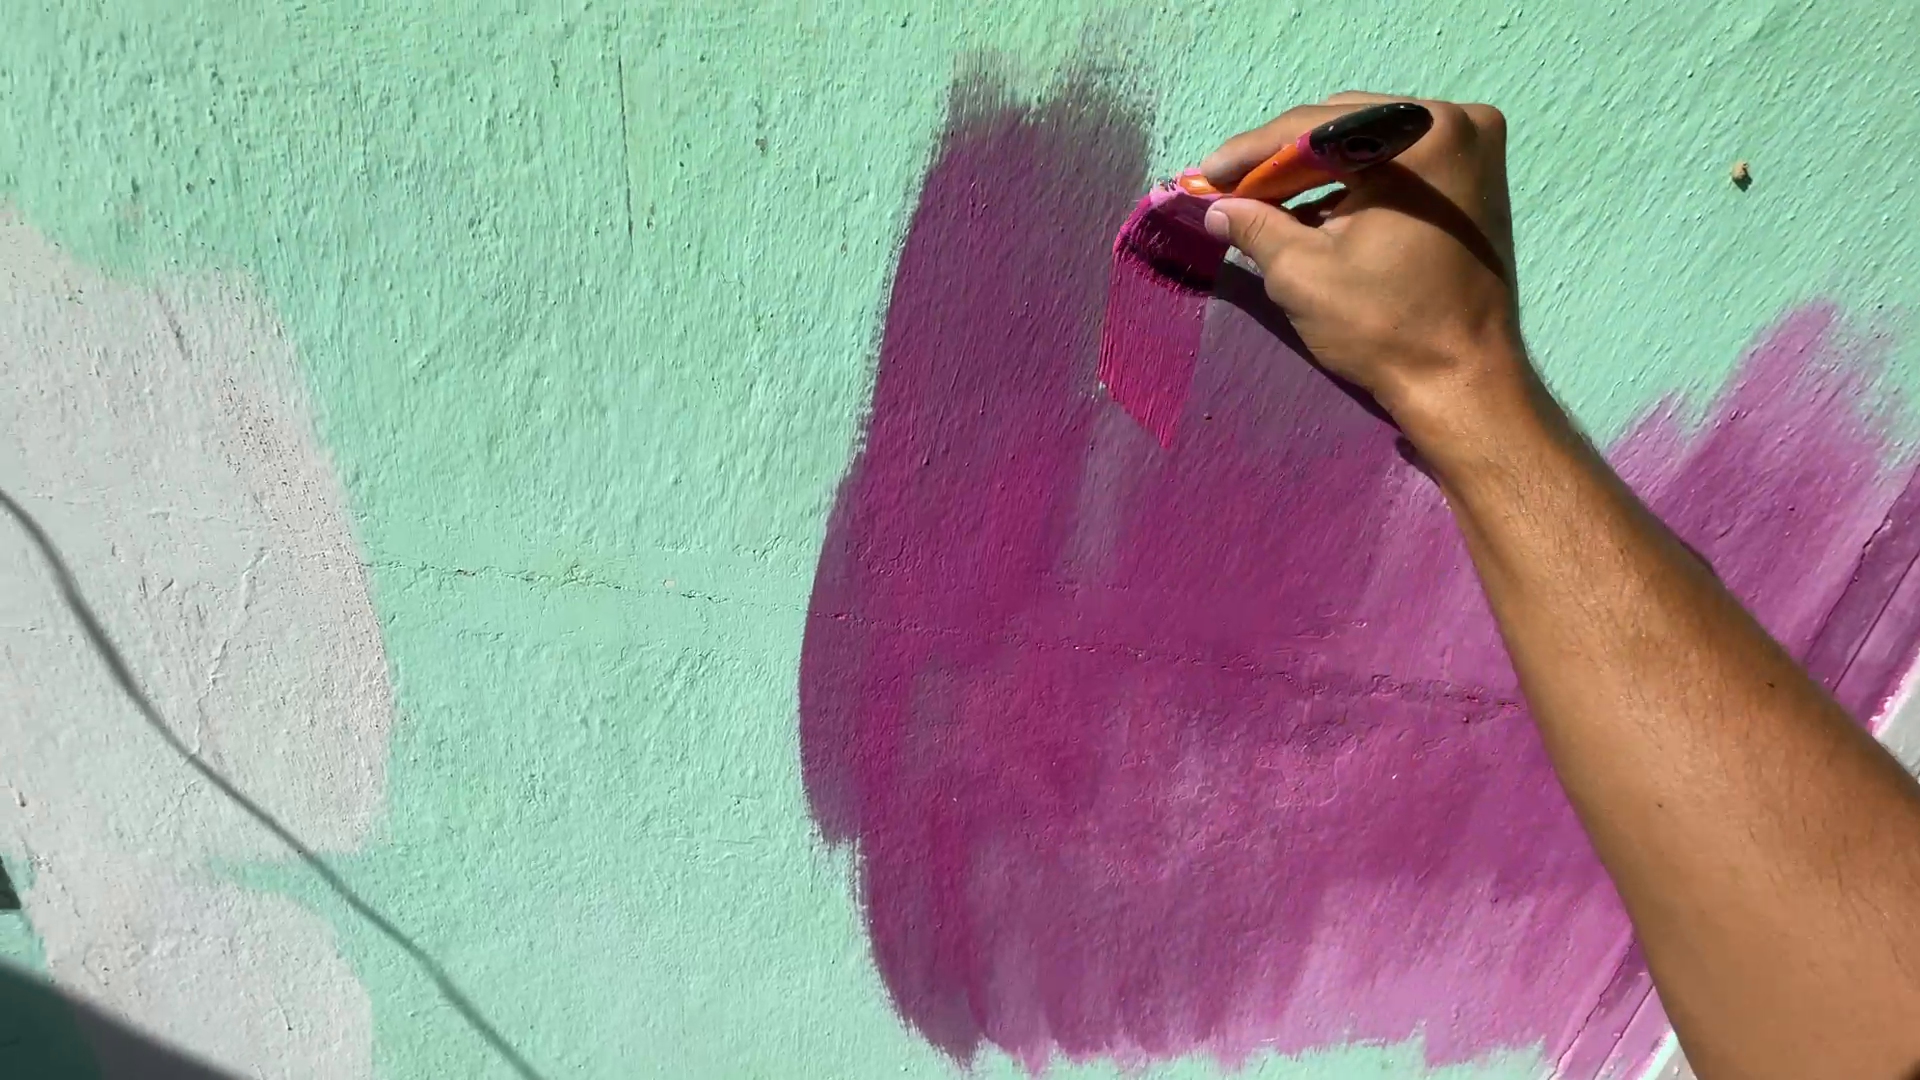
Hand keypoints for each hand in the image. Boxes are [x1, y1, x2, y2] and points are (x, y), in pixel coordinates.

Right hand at [1200, 93, 1533, 449]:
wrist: (1460, 375)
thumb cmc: (1382, 324)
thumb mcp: (1301, 274)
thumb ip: (1254, 228)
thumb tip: (1215, 208)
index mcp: (1414, 136)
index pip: (1310, 128)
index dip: (1247, 153)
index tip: (1204, 175)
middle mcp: (1452, 121)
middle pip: (1340, 125)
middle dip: (1279, 159)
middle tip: (1231, 192)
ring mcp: (1470, 147)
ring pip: (1366, 141)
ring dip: (1311, 172)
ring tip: (1263, 204)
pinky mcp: (1472, 176)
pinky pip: (1394, 162)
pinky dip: (1349, 183)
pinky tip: (1313, 213)